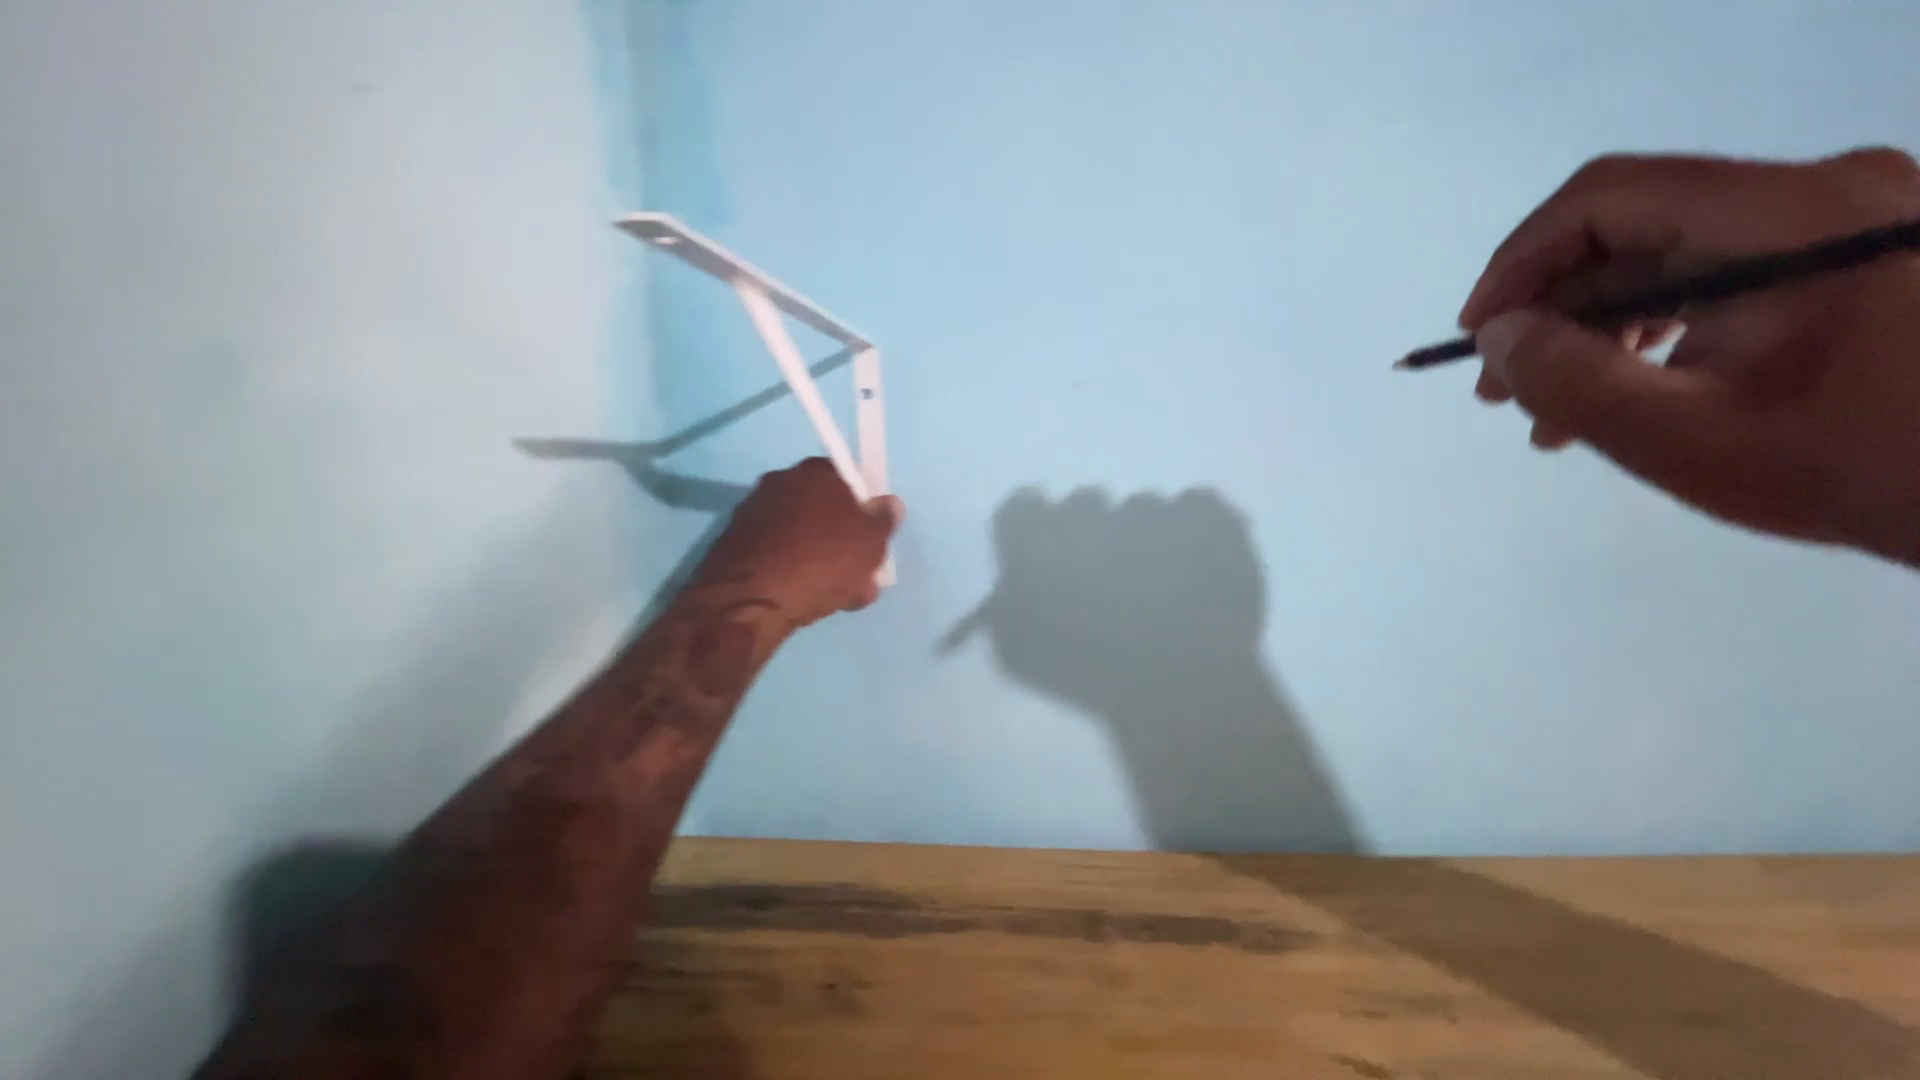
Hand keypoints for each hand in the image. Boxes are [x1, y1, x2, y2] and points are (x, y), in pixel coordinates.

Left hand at [696, 458, 902, 623]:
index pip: (850, 482)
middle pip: (826, 511)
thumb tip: (889, 503)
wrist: (750, 599)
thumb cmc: (821, 561)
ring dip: (824, 562)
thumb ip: (883, 520)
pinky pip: (780, 554)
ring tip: (841, 597)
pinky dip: (794, 571)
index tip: (875, 540)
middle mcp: (781, 482)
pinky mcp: (736, 544)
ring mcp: (755, 513)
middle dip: (846, 543)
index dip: (867, 512)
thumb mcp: (870, 543)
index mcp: (815, 472)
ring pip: (804, 537)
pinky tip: (808, 599)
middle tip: (862, 577)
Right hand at [1461, 147, 1919, 565]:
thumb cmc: (1858, 466)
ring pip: (1666, 260)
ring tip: (1550, 414)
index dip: (1518, 261)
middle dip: (1549, 313)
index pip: (1606, 197)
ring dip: (1592, 332)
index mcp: (1788, 216)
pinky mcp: (1847, 260)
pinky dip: (1651, 333)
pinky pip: (1714, 277)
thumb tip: (1498, 334)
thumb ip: (1570, 381)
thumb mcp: (1683, 435)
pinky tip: (1625, 392)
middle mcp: (1820, 193)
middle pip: (1632, 231)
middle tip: (1499, 391)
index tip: (1478, 334)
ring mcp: (1840, 224)